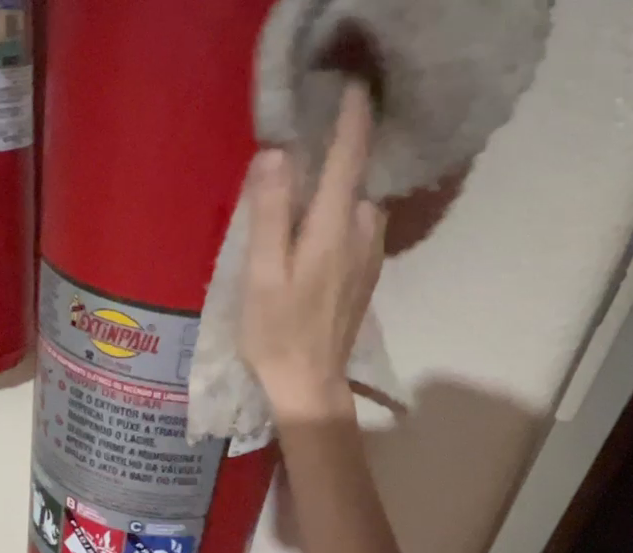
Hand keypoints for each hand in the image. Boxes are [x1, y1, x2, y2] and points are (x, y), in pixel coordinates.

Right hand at [240, 82, 386, 424]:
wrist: (310, 385)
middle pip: (353, 177)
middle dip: (333, 159)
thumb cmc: (277, 333)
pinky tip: (315, 234)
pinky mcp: (366, 273)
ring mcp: (369, 254)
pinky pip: (356, 226)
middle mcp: (361, 231)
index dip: (351, 115)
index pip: (350, 154)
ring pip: (354, 203)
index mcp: (333, 226)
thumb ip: (269, 214)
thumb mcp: (262, 275)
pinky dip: (339, 216)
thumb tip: (276, 154)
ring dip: (335, 192)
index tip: (347, 88)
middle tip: (297, 159)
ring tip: (302, 197)